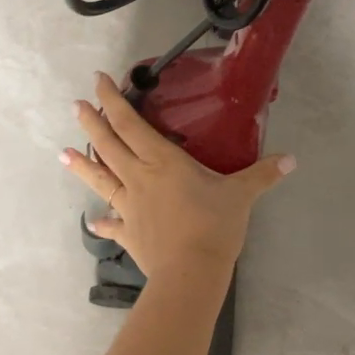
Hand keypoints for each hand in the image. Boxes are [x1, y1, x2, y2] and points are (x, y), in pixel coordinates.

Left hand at [61, 72, 294, 287]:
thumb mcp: (242, 195)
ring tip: (62, 152)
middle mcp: (139, 177)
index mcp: (162, 161)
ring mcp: (129, 206)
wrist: (190, 274)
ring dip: (81, 164)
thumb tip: (292, 159)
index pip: (130, 123)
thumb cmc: (213, 225)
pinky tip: (93, 221)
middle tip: (77, 104)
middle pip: (108, 144)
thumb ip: (263, 174)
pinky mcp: (129, 233)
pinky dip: (102, 222)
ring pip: (100, 179)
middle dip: (92, 121)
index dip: (112, 100)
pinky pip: (111, 224)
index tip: (98, 80)